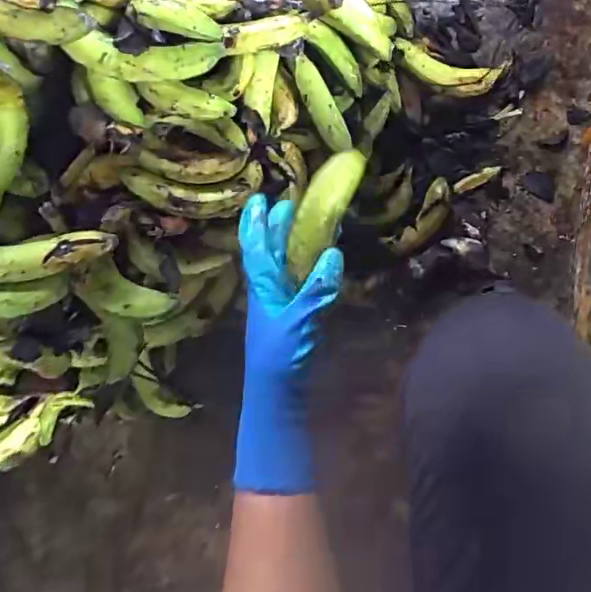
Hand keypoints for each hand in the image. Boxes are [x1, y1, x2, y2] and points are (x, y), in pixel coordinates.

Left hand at [235, 193, 342, 494]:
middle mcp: (267, 290)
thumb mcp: (299, 322)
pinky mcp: (292, 314)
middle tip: (283, 202)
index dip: (257, 223)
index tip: (259, 198)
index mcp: (263, 287)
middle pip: (267, 251)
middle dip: (272, 226)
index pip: (258, 248)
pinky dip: (303, 264)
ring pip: (280, 264)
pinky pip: (295, 279)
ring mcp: (278, 302)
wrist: (276, 393)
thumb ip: (316, 290)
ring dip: (286, 242)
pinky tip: (314, 261)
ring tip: (299, 223)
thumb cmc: (281, 356)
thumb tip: (333, 253)